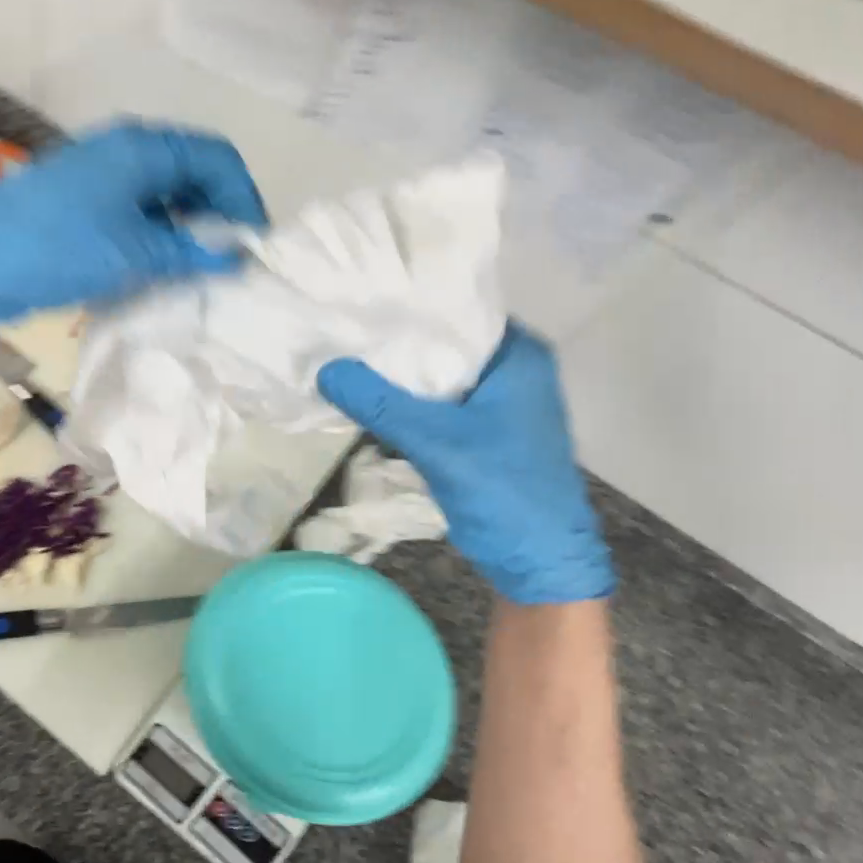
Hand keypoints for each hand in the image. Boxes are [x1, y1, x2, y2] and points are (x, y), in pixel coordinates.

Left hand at [0, 119, 266, 322]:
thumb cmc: (51, 250)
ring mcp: (97, 181)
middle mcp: (122, 155)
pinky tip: (155, 277)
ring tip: (193, 280)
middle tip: (224, 271)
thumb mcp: (126, 253)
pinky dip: (150, 243)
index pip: (216, 159)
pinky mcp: (79, 208)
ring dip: (181, 236)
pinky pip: (131, 218)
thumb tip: (236, 255)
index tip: (251, 250)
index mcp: (139, 150)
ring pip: (160, 201)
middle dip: (213, 221)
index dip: (241, 201)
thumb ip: (186, 252)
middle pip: (190, 177)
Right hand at [317, 325, 613, 604]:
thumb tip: (325, 369)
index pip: (458, 312)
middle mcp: (512, 371)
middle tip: (342, 334)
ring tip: (347, 364)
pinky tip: (368, 404)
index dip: (410, 308)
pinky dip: (406, 406)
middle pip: (444, 345)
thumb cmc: (502, 489)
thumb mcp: (436, 442)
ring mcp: (498, 404)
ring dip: (398, 379)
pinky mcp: (481, 433)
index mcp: (518, 357)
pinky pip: (436, 406)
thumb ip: (380, 404)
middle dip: (396, 346)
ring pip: (437, 378)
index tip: (361, 304)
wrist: (536, 558)